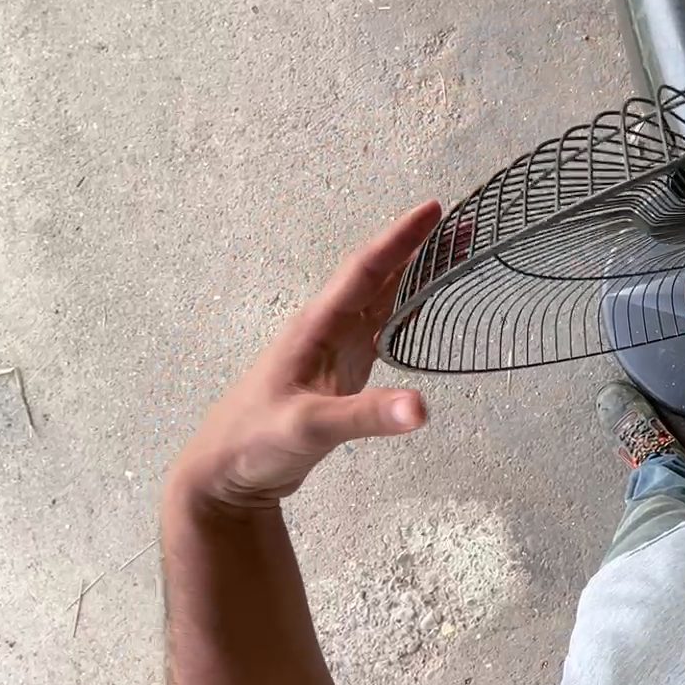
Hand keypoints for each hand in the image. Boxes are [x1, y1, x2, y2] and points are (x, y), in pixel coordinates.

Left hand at [165, 201, 442, 509]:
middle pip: (378, 276)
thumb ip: (367, 416)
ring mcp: (335, 349)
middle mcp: (327, 329)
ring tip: (452, 256)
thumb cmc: (255, 442)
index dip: (400, 240)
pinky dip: (407, 308)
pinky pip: (381, 326)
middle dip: (418, 248)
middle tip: (461, 228)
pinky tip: (422, 305)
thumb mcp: (311, 428)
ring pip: (380, 298)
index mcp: (317, 328)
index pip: (364, 271)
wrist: (224, 474)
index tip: (434, 211)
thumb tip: (423, 408)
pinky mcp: (343, 370)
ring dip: (415, 274)